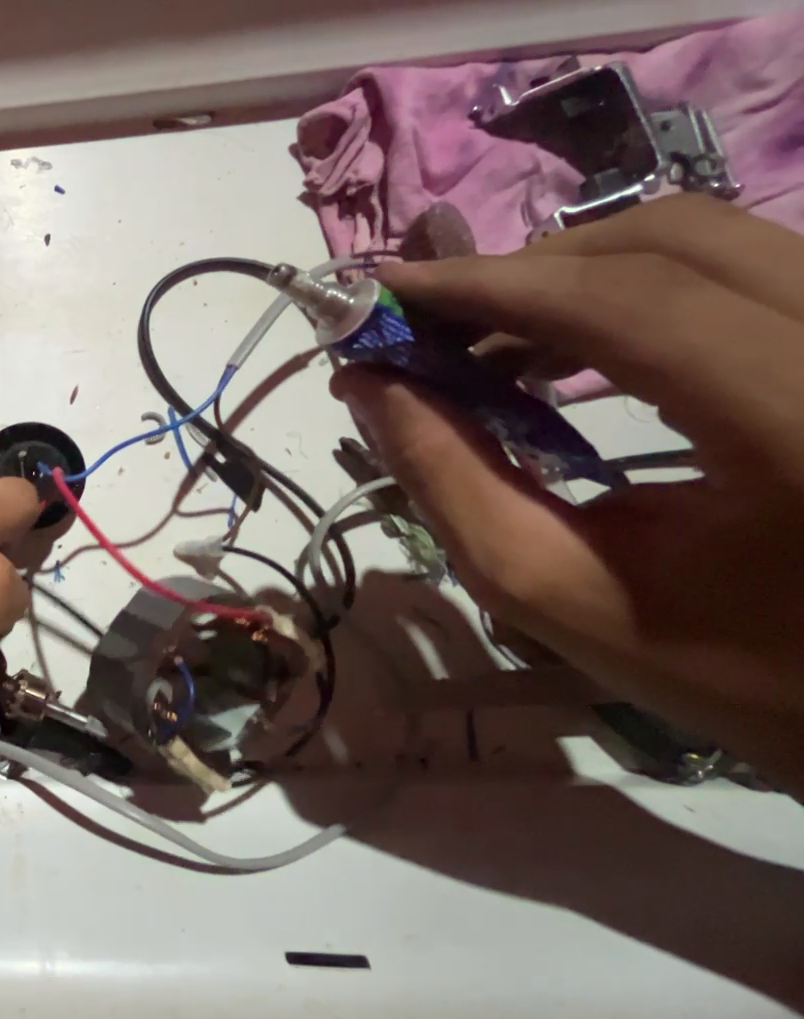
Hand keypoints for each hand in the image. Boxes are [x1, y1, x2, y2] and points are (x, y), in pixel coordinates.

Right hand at [332, 196, 803, 791]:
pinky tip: (560, 348)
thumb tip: (370, 385)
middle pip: (674, 242)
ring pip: (710, 242)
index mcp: (802, 425)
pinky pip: (738, 270)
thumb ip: (449, 480)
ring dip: (568, 279)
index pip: (630, 302)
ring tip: (481, 344)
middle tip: (426, 329)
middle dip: (523, 272)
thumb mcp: (550, 588)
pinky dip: (623, 292)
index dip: (492, 283)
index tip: (386, 293)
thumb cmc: (724, 665)